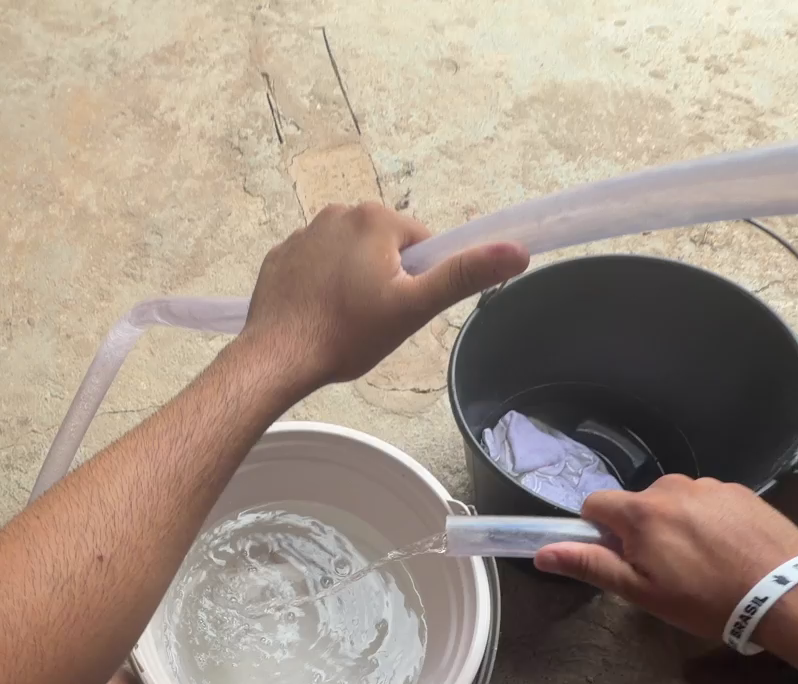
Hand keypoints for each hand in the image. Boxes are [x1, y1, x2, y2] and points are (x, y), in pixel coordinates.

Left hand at [235, 203, 526, 389]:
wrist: (278, 357)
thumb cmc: (347, 335)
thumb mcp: (413, 308)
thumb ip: (463, 275)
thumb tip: (518, 251)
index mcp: (376, 219)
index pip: (419, 244)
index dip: (417, 280)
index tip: (398, 308)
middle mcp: (338, 212)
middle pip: (381, 247)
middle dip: (383, 279)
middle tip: (370, 320)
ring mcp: (303, 234)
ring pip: (346, 256)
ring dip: (351, 282)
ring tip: (341, 321)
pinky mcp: (279, 257)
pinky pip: (313, 266)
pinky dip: (319, 286)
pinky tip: (315, 315)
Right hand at [533, 475, 797, 640]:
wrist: (786, 595)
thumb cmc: (703, 599)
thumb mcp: (639, 591)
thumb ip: (589, 565)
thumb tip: (542, 552)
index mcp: (640, 511)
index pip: (595, 504)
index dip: (598, 530)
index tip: (619, 556)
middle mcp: (672, 488)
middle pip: (636, 503)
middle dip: (639, 528)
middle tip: (663, 567)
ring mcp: (711, 486)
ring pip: (672, 500)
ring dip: (674, 522)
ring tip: (700, 559)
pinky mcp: (742, 491)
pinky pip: (707, 500)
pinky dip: (706, 519)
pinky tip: (726, 548)